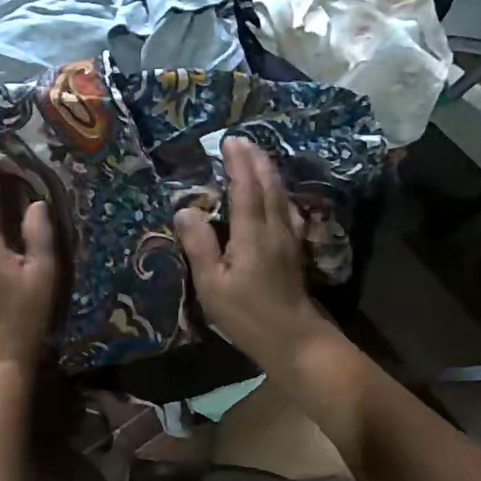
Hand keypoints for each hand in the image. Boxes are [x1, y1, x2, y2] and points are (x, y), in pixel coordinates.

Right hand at [173, 136, 332, 367]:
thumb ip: (199, 245)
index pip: (245, 188)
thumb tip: (185, 209)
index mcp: (252, 234)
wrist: (294, 338)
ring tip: (256, 156)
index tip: (229, 141)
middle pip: (268, 184)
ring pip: (281, 194)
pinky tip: (276, 192)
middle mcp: (274, 228)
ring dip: (268, 171)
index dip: (238, 163)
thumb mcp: (212, 285)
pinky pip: (287, 208)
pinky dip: (279, 191)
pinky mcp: (295, 248)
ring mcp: (289, 237)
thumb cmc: (247, 315)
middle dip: (255, 159)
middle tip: (240, 141)